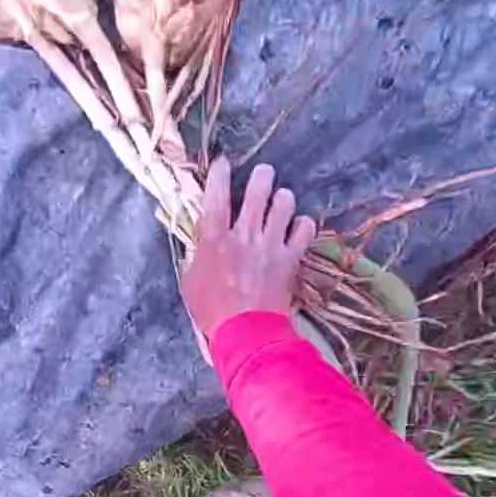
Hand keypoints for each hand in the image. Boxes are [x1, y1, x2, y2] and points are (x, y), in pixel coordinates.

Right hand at [181, 158, 317, 340]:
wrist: (244, 333)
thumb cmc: (211, 312)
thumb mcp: (190, 283)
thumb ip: (195, 257)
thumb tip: (198, 243)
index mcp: (215, 240)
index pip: (216, 196)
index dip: (220, 175)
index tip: (223, 163)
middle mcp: (245, 235)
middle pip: (258, 191)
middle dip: (263, 177)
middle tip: (264, 175)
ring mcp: (270, 245)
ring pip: (285, 204)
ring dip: (283, 199)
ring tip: (282, 202)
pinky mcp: (290, 259)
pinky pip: (305, 229)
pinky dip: (303, 225)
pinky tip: (299, 227)